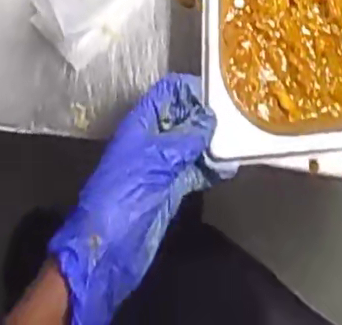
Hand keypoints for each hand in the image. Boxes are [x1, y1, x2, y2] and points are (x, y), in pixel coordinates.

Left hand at [46, 74, 232, 324]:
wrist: (105, 252)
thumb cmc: (124, 196)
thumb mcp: (157, 161)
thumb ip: (186, 139)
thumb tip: (211, 118)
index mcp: (141, 123)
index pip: (168, 92)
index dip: (190, 89)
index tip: (218, 92)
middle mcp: (152, 139)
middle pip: (182, 116)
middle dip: (205, 115)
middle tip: (234, 117)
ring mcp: (161, 165)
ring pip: (191, 144)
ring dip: (212, 143)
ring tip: (236, 143)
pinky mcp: (169, 189)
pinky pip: (193, 170)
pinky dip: (210, 168)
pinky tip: (228, 168)